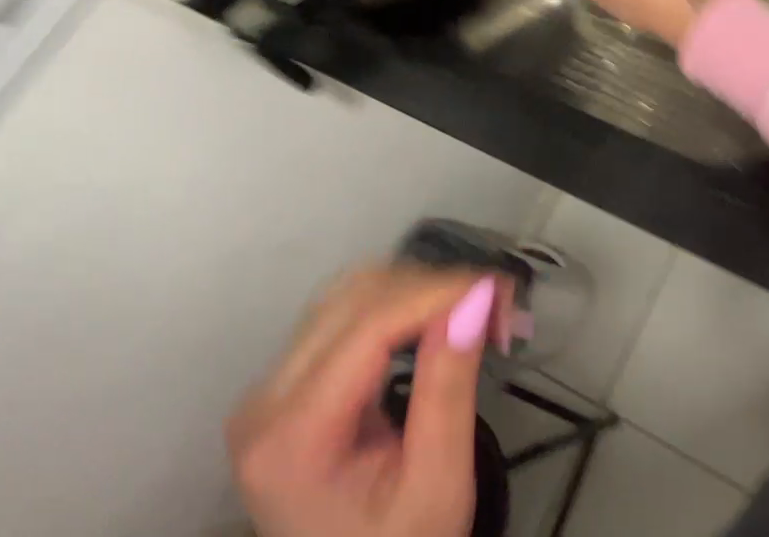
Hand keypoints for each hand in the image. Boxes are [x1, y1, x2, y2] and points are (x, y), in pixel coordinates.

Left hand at [228, 268, 503, 536]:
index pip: (369, 327)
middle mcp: (266, 401)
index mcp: (293, 437)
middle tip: (501, 306)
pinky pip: (345, 314)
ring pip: (349, 294)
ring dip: (422, 288)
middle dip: (437, 286)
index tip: (502, 291)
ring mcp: (270, 389)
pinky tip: (441, 317)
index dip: (440, 292)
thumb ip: (449, 389)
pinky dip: (401, 302)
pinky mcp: (288, 384)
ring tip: (478, 311)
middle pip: (355, 299)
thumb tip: (476, 299)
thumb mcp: (438, 483)